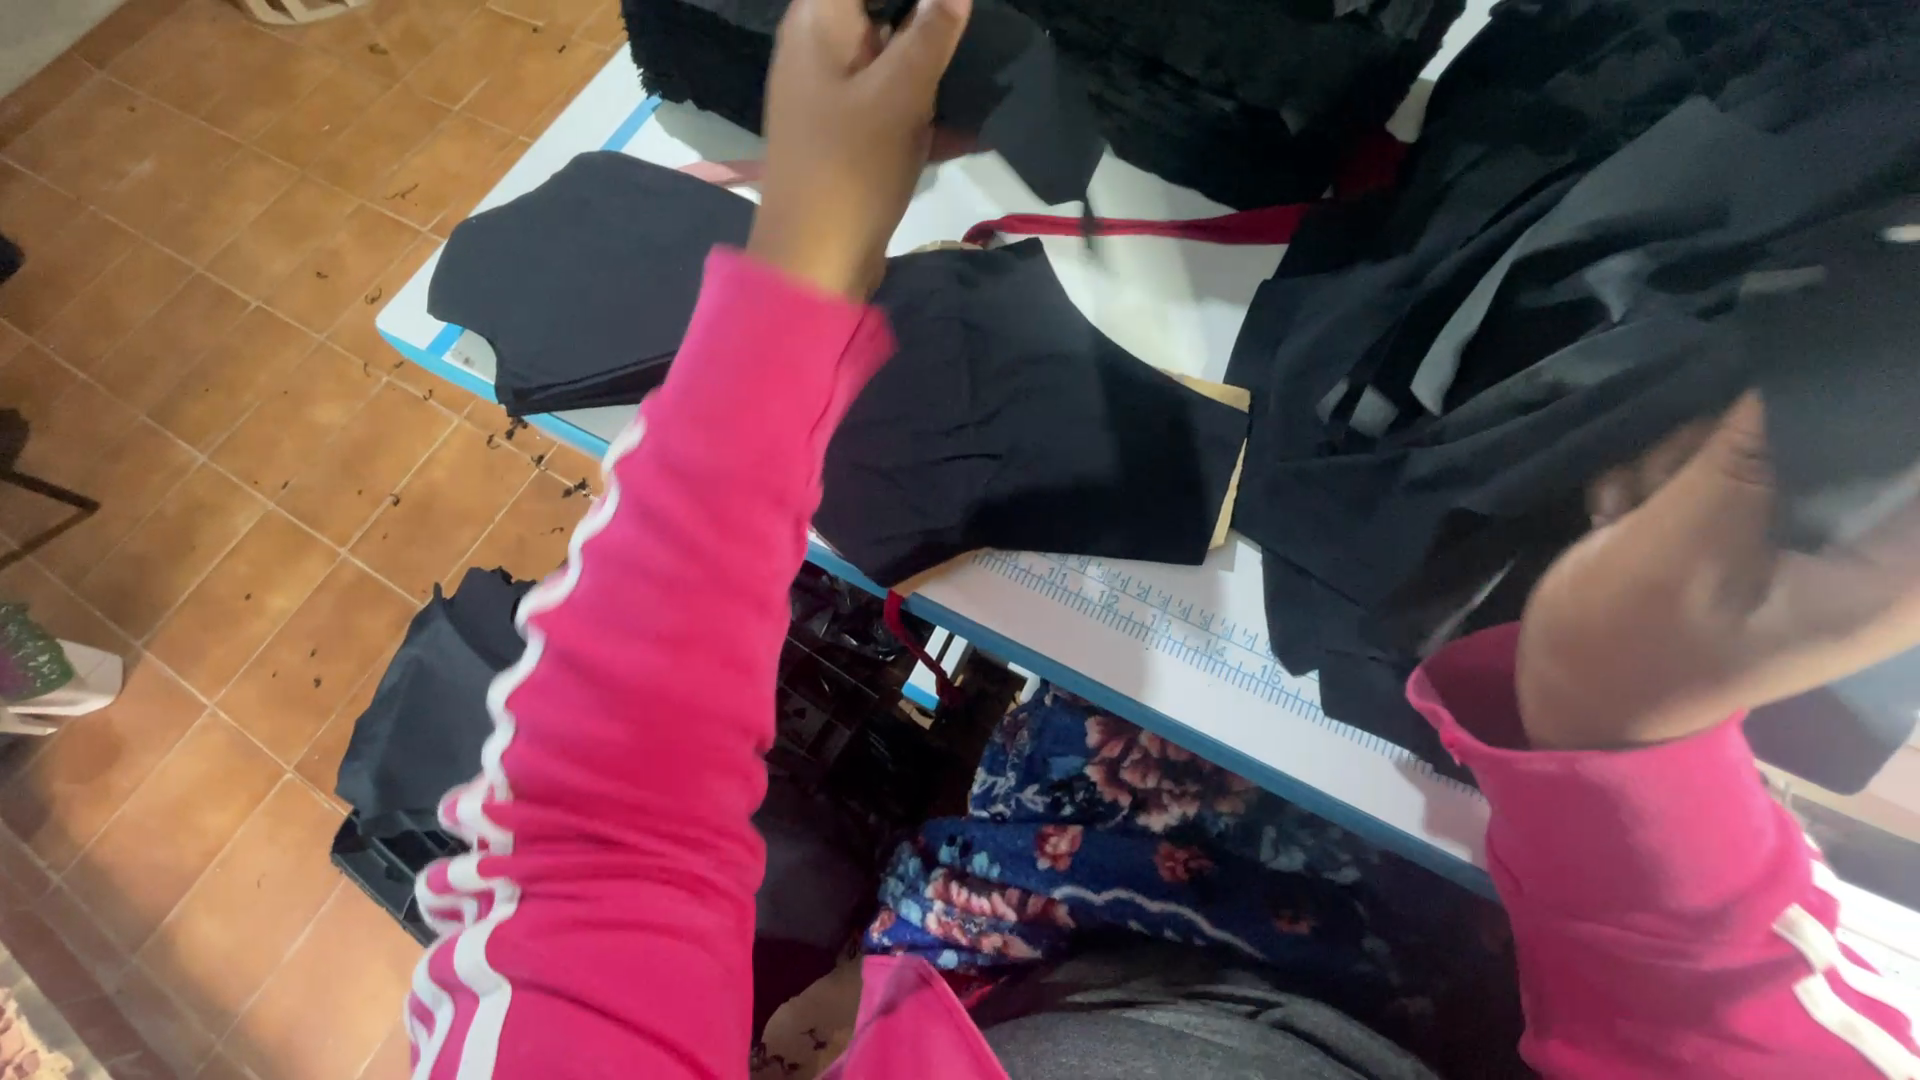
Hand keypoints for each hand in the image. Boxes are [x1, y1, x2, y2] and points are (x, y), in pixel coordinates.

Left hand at [747, 0, 971, 298]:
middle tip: (971, 41)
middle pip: (881, 14)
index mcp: (819, 21)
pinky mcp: (850, 141)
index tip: (952, 10)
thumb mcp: (899, 95)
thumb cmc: (851, 169)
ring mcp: (834, 100)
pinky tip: (971, 129)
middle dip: (929, 25)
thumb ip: (930, 34)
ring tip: (982, 78)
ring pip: (891, 64)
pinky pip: (892, 112)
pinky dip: (926, 119)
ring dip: (934, 72)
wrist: (815, 262)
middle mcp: (821, 51)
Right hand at [1517, 394, 1919, 749]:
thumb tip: (1793, 367)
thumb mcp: (1679, 550)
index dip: (1831, 414)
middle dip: (1724, 441)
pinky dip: (1658, 480)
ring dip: (1675, 460)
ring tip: (1628, 509)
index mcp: (1896, 565)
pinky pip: (1715, 468)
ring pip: (1757, 441)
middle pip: (1826, 435)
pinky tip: (1623, 514)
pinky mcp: (1742, 534)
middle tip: (1661, 483)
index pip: (1894, 451)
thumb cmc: (1629, 642)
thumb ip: (1739, 460)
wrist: (1570, 701)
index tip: (1745, 424)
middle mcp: (1864, 545)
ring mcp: (1797, 538)